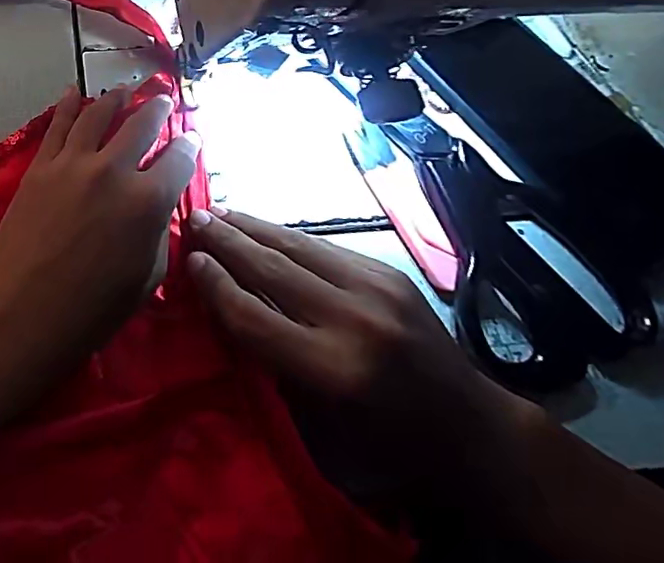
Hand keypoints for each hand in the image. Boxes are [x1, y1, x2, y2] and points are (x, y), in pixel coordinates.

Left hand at [0, 85, 198, 354]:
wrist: (28, 308)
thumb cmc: (96, 306)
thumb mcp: (149, 274)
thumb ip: (159, 230)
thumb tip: (159, 205)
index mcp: (148, 201)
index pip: (179, 159)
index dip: (190, 146)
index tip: (191, 139)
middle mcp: (114, 170)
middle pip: (142, 124)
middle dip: (158, 109)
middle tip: (162, 101)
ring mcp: (73, 163)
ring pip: (99, 114)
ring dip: (116, 98)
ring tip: (124, 90)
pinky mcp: (42, 166)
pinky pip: (57, 126)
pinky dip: (68, 105)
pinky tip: (74, 92)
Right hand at [186, 206, 521, 444]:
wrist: (472, 432)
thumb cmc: (387, 449)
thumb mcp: (319, 428)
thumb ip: (274, 363)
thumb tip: (229, 304)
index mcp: (333, 371)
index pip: (254, 316)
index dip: (216, 285)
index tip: (191, 260)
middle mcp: (354, 321)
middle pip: (273, 270)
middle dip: (228, 242)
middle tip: (194, 219)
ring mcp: (377, 289)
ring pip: (298, 247)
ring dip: (254, 228)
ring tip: (221, 213)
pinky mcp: (389, 273)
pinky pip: (325, 248)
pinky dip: (287, 237)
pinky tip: (265, 229)